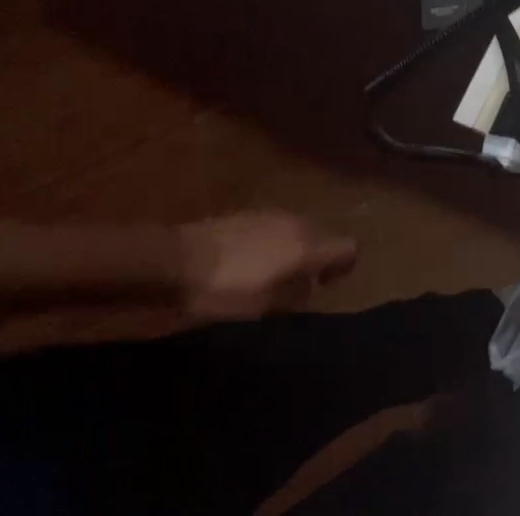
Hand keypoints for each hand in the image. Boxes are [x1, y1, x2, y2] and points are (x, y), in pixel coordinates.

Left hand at [176, 212, 357, 321]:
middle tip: (295, 282)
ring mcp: (272, 215)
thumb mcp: (261, 305)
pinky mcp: (246, 213)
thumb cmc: (222, 288)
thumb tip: (307, 289)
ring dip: (293, 248)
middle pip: (324, 236)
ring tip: (268, 271)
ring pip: (298, 230)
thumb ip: (294, 296)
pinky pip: (273, 227)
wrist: (170, 260)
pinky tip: (245, 260)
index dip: (344, 265)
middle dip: (317, 257)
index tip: (325, 284)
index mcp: (308, 245)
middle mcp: (298, 223)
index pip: (349, 247)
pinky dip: (271, 242)